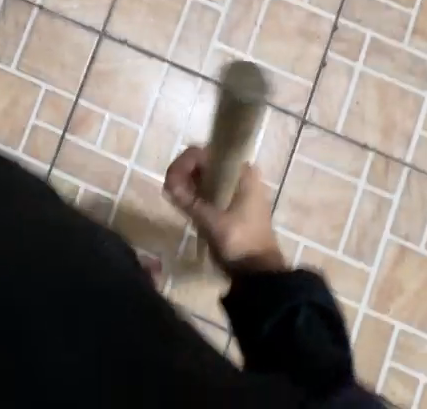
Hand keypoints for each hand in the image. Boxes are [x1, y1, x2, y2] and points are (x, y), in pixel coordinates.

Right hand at [163, 150, 286, 275]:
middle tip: (171, 191)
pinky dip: (192, 193)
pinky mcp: (229, 201)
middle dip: (183, 174)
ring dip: (185, 184)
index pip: (204, 153)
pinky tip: (182, 204)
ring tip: (175, 198)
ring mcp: (234, 188)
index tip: (172, 181)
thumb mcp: (211, 221)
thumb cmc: (241, 243)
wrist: (259, 273)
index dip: (184, 163)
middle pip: (201, 162)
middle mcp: (238, 174)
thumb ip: (188, 200)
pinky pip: (205, 188)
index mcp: (241, 172)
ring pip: (201, 175)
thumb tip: (168, 183)